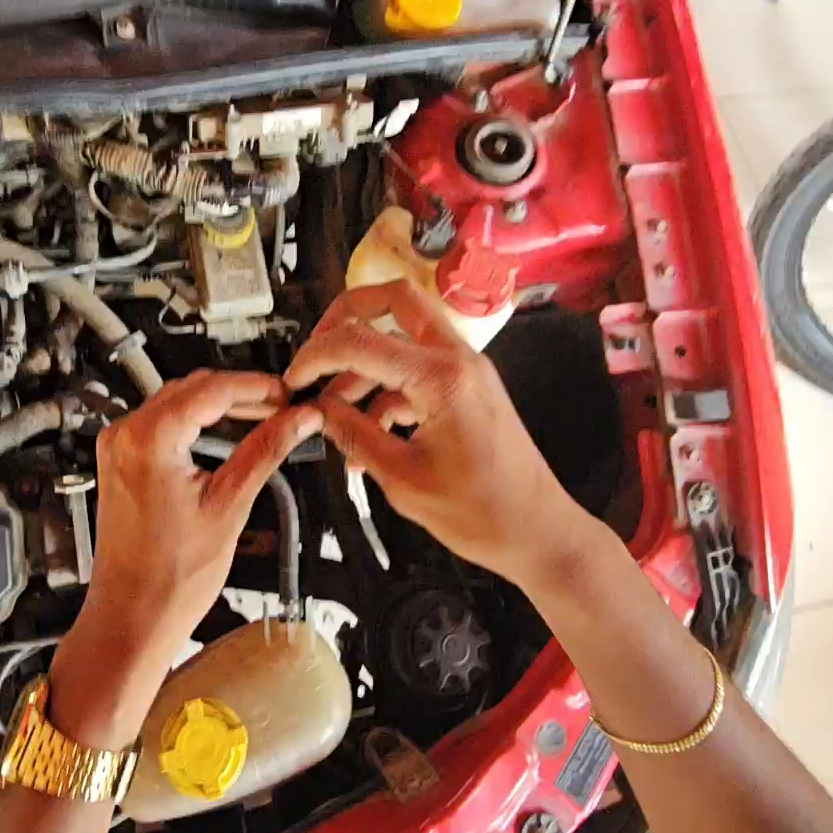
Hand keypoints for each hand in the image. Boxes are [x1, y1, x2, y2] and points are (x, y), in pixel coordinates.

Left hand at [88, 369, 318, 632]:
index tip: (288, 394)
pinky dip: (198, 422)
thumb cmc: (168, 578)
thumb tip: (298, 420)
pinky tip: (226, 432)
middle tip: (283, 406)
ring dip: (221, 406)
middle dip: (242, 393)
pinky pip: (163, 423)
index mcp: (148, 439)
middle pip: (194, 388)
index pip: (213, 389)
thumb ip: (266, 450)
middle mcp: (125, 435)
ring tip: (264, 417)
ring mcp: (119, 447)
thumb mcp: (230, 504)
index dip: (258, 386)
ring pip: (178, 402)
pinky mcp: (121, 461)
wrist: (132, 617)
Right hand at [284, 281, 597, 583]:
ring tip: (331, 410)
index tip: (293, 379)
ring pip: (400, 334)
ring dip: (361, 362)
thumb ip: (354, 435)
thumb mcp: (402, 479)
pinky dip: (383, 388)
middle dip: (344, 317)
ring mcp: (464, 368)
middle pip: (392, 300)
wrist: (538, 532)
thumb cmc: (482, 514)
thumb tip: (317, 409)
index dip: (316, 356)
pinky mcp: (465, 385)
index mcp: (442, 377)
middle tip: (315, 353)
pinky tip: (363, 430)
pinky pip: (414, 367)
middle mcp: (457, 358)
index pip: (361, 341)